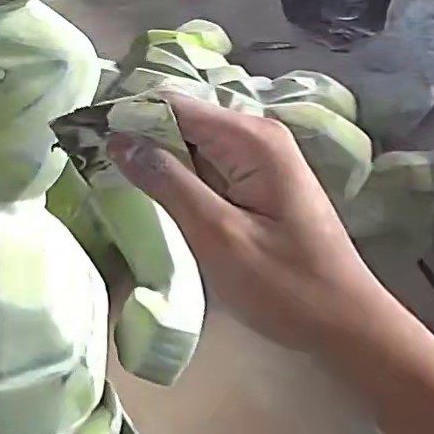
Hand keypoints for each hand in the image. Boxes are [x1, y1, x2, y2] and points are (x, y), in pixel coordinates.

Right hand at [108, 95, 402, 354]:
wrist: (350, 328)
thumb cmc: (287, 287)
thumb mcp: (217, 235)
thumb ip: (166, 181)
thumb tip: (117, 139)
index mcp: (250, 139)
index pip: (169, 104)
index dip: (125, 117)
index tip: (84, 138)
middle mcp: (253, 134)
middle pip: (175, 117)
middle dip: (134, 136)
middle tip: (93, 163)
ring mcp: (254, 154)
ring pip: (182, 139)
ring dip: (150, 155)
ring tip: (111, 176)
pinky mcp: (250, 175)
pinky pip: (197, 159)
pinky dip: (170, 171)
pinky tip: (149, 191)